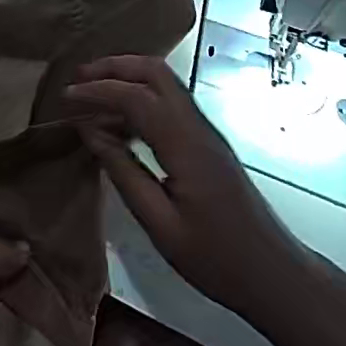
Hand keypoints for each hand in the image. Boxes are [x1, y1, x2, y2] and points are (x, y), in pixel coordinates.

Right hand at [65, 56, 306, 316]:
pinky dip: (137, 97)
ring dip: (125, 78)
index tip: (66, 97)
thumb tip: (89, 130)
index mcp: (186, 146)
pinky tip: (116, 122)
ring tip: (90, 95)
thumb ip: (122, 172)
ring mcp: (205, 132)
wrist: (279, 278)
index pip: (136, 97)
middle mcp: (197, 127)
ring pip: (163, 81)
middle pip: (155, 71)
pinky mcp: (205, 142)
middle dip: (113, 67)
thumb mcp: (160, 225)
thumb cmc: (219, 260)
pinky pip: (167, 102)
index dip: (97, 90)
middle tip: (78, 79)